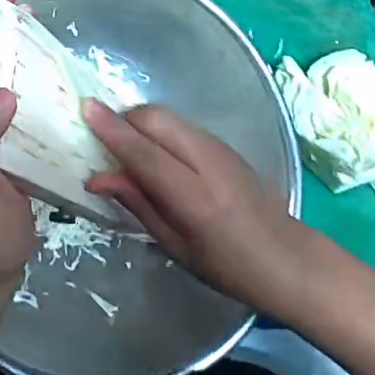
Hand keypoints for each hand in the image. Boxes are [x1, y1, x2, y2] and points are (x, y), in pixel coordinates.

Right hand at [85, 101, 303, 305]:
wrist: (288, 257)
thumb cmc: (228, 266)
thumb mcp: (175, 245)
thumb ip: (137, 203)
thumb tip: (97, 177)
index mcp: (194, 197)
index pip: (144, 153)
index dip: (112, 130)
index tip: (86, 109)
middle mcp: (207, 161)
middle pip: (154, 119)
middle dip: (123, 120)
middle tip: (105, 141)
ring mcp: (218, 147)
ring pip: (167, 116)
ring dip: (140, 123)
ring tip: (127, 148)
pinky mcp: (223, 143)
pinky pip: (179, 124)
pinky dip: (158, 129)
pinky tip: (155, 153)